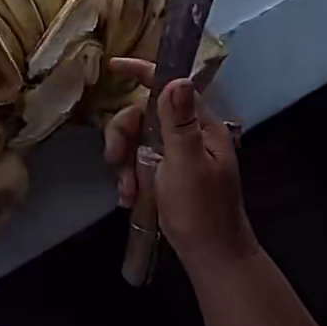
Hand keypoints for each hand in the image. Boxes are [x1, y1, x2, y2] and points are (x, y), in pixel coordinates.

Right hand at [102, 57, 255, 268]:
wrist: (213, 258)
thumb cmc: (202, 212)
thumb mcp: (187, 165)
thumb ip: (179, 123)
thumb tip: (175, 79)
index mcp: (201, 126)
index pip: (171, 85)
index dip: (142, 71)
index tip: (114, 67)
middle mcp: (190, 134)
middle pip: (144, 114)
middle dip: (123, 135)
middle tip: (115, 161)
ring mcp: (178, 154)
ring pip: (137, 139)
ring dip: (124, 161)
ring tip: (126, 190)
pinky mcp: (168, 174)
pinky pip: (138, 161)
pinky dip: (129, 176)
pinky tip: (129, 197)